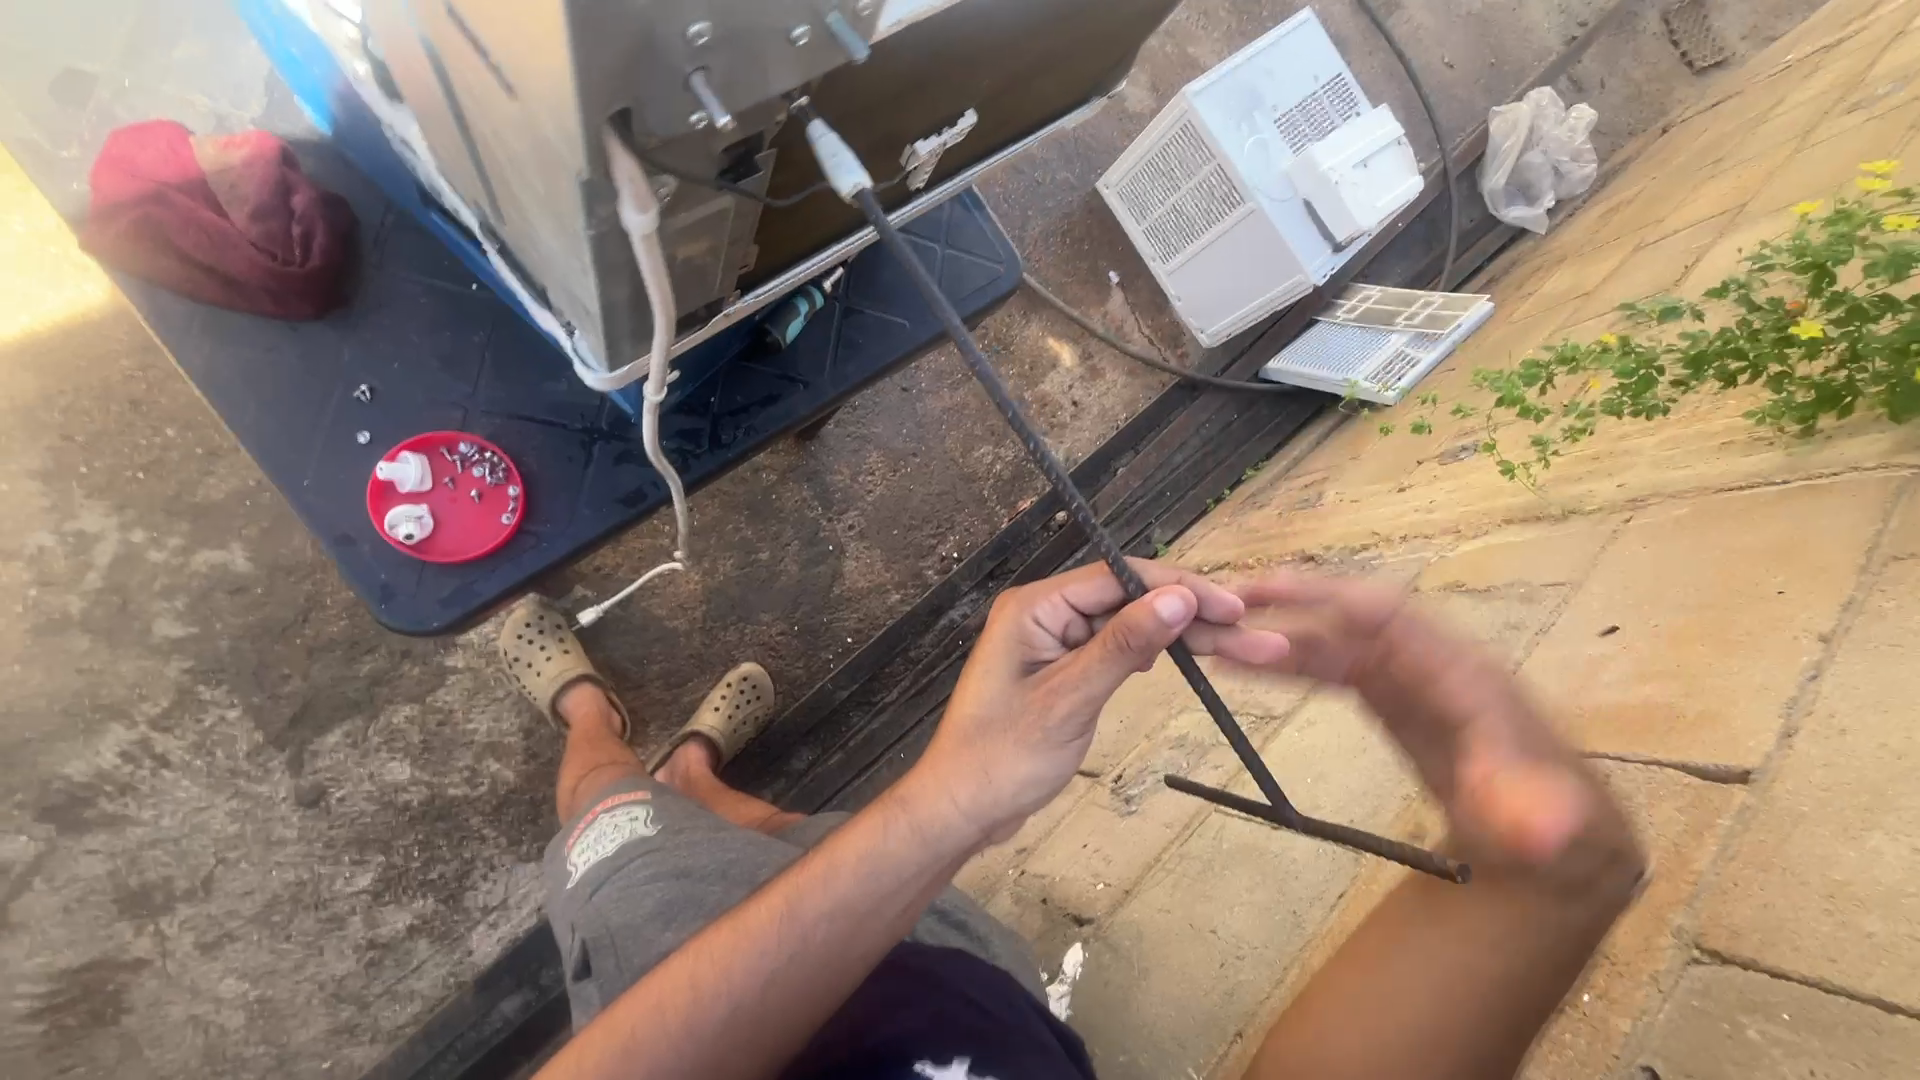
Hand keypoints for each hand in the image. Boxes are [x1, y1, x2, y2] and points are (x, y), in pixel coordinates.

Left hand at [907, 560, 1291, 847]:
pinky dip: (1150, 654)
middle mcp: (1046, 613)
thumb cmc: (1003, 756)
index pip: (1120, 578)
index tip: (1232, 610)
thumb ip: (1122, 645)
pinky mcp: (1062, 669)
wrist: (962, 807)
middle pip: (1130, 601)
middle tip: (1254, 639)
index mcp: (1036, 606)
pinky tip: (1184, 659)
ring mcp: (1054, 641)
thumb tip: (1179, 599)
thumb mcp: (1070, 699)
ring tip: (1240, 650)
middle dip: (1192, 617)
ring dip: (1180, 637)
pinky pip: (1114, 648)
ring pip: (1129, 626)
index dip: (1180, 589)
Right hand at [1225, 572, 1626, 871]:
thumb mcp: (1549, 825)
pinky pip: (1326, 667)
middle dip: (1292, 602)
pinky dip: (1285, 664)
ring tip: (1219, 635)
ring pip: (1329, 639)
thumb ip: (1537, 819)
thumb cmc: (1553, 821)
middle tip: (1229, 599)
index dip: (1334, 599)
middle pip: (1350, 616)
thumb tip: (1540, 830)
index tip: (1279, 591)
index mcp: (1461, 673)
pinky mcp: (1383, 693)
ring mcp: (1401, 674)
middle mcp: (1426, 660)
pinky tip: (1245, 666)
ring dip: (1276, 634)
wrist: (1556, 830)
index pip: (1393, 619)